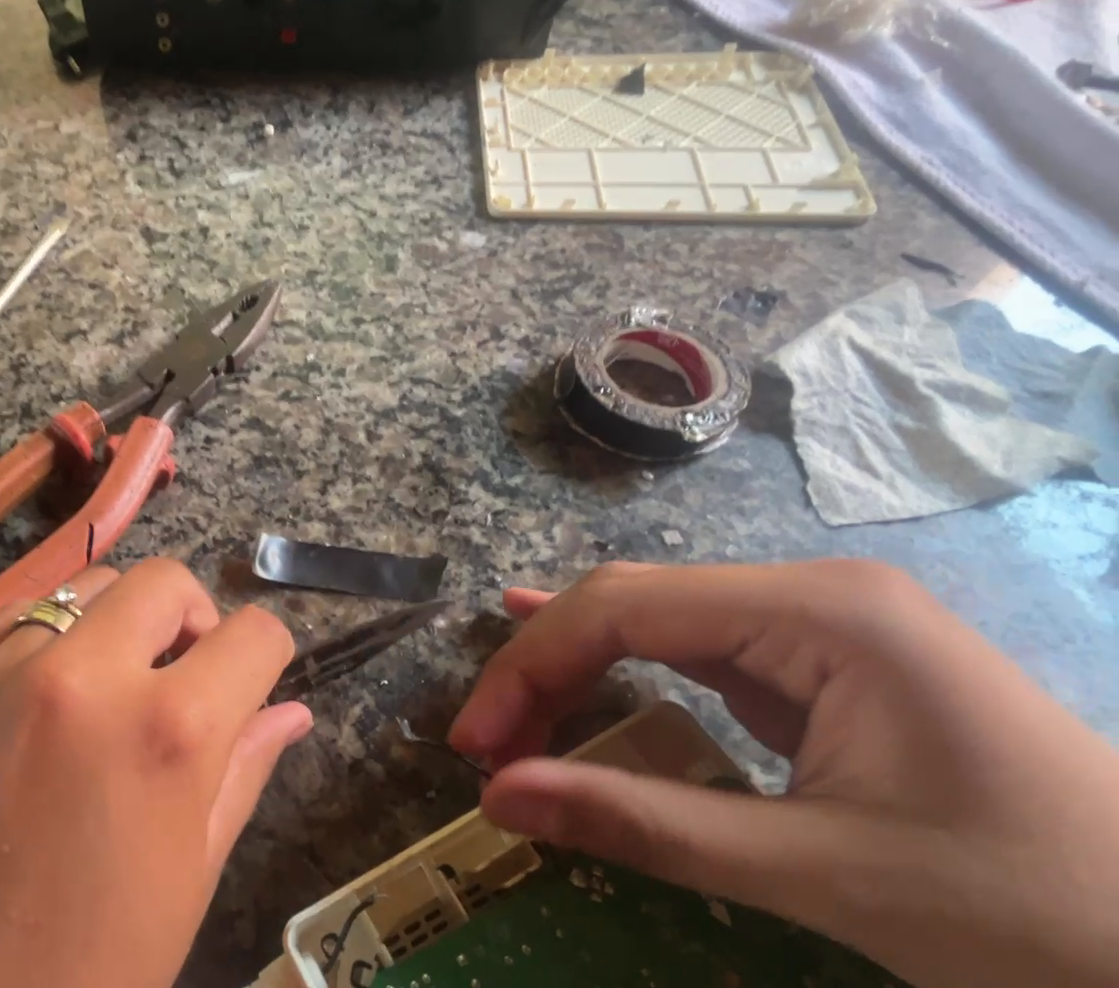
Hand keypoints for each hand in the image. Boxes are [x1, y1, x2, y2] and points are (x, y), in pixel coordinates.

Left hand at [0, 559, 310, 987]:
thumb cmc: (85, 970)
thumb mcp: (185, 878)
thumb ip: (242, 772)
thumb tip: (289, 711)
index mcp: (166, 731)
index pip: (252, 635)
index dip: (266, 658)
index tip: (251, 686)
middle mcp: (86, 673)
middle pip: (166, 582)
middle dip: (194, 620)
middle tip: (183, 681)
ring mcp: (4, 669)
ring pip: (89, 586)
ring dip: (121, 621)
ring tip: (113, 689)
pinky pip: (19, 617)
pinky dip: (53, 637)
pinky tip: (49, 699)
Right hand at [450, 560, 1118, 987]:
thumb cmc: (1033, 915)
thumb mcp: (821, 874)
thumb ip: (644, 825)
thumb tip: (500, 800)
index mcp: (819, 612)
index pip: (624, 610)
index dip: (532, 670)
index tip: (477, 747)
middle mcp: (814, 596)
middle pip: (634, 605)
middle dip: (546, 669)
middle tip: (485, 745)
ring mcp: (824, 628)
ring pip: (659, 623)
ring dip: (576, 666)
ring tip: (506, 705)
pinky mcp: (827, 670)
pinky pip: (698, 654)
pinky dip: (626, 670)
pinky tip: (577, 660)